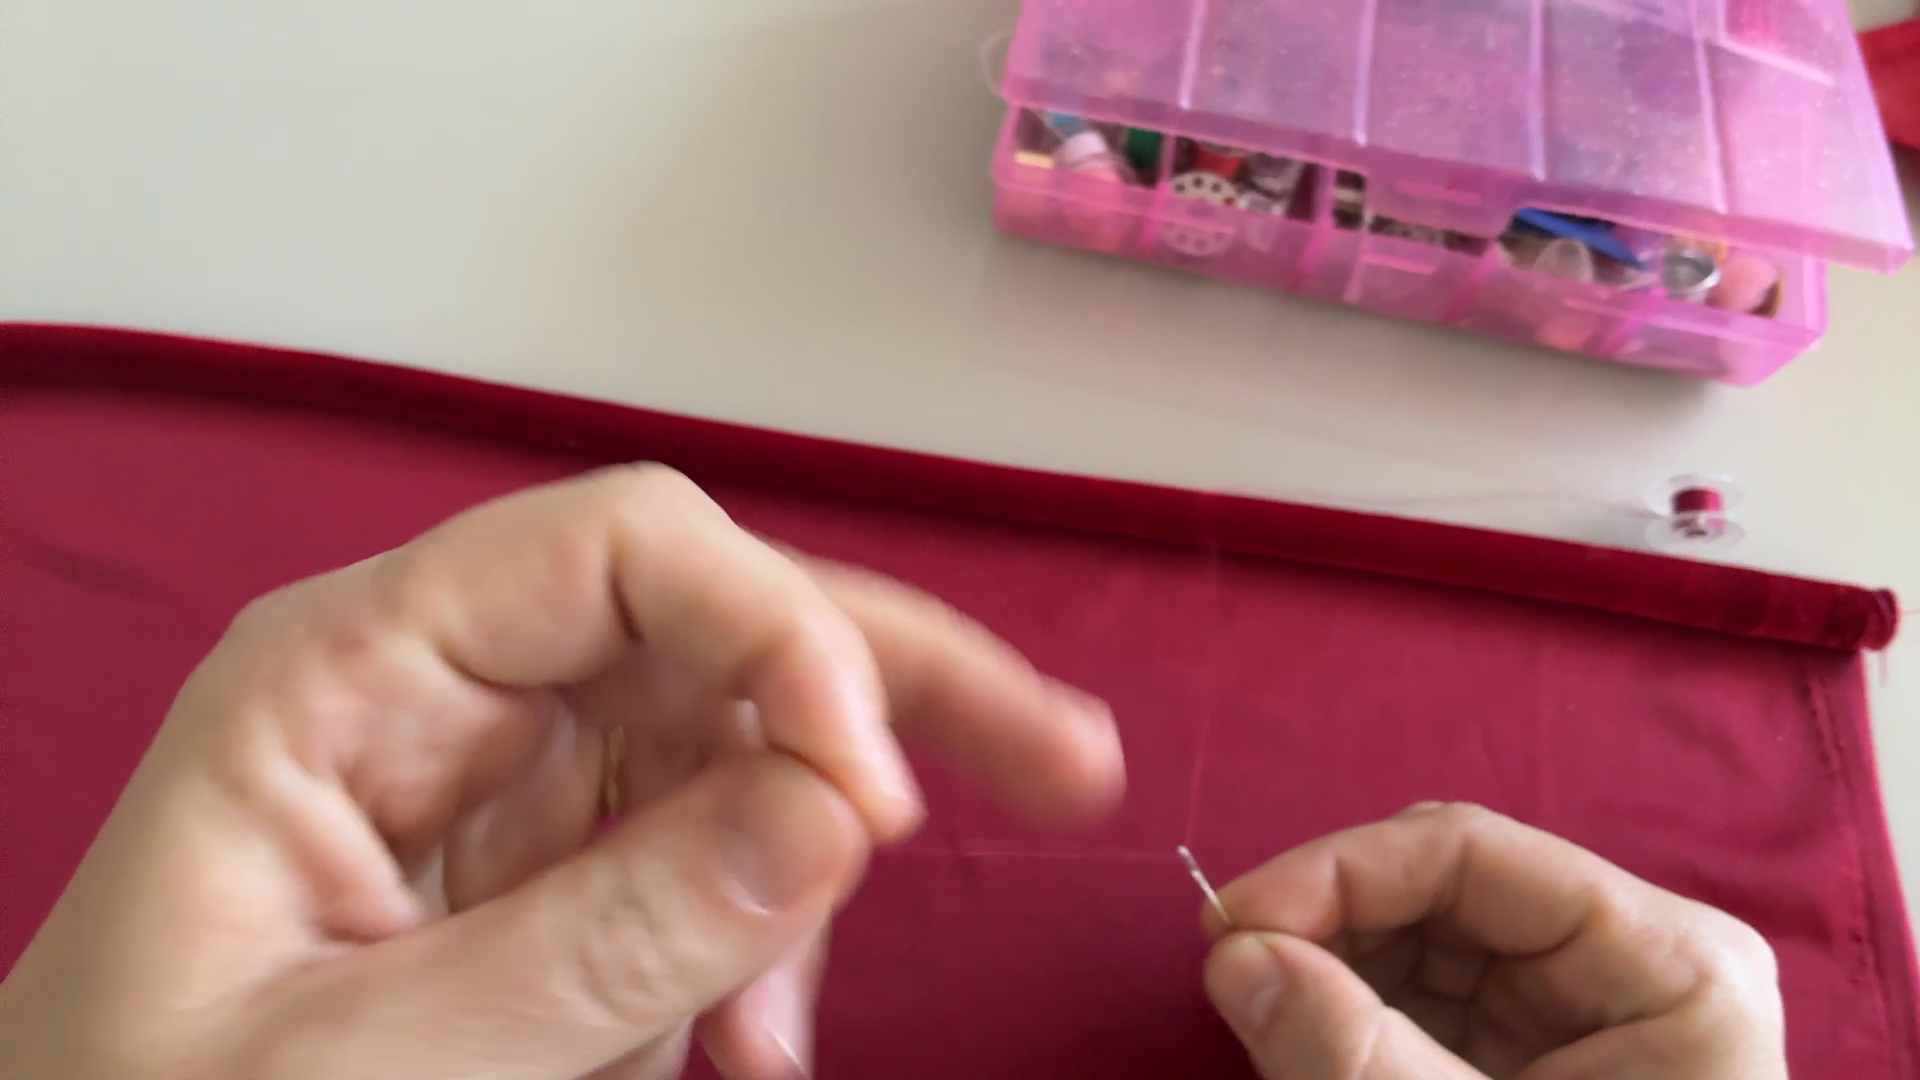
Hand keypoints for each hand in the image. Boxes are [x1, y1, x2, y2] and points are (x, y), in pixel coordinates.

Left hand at [0, 466, 1124, 1079]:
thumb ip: (605, 939)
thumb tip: (836, 821)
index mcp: (375, 662)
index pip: (637, 544)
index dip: (780, 629)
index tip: (870, 800)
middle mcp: (495, 672)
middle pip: (745, 611)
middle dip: (908, 684)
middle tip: (1068, 758)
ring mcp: (566, 748)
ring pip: (775, 715)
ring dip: (857, 819)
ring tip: (861, 961)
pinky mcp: (614, 825)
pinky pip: (757, 821)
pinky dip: (797, 917)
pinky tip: (760, 1035)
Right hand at [1202, 803, 1787, 1078]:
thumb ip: (1357, 1056)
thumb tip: (1229, 955)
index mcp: (1660, 958)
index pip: (1464, 848)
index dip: (1336, 868)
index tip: (1234, 918)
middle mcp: (1606, 949)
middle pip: (1422, 878)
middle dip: (1320, 919)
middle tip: (1237, 969)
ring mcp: (1553, 988)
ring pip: (1397, 920)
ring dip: (1317, 958)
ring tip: (1270, 1016)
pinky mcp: (1505, 1029)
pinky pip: (1395, 975)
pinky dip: (1334, 997)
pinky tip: (1305, 1034)